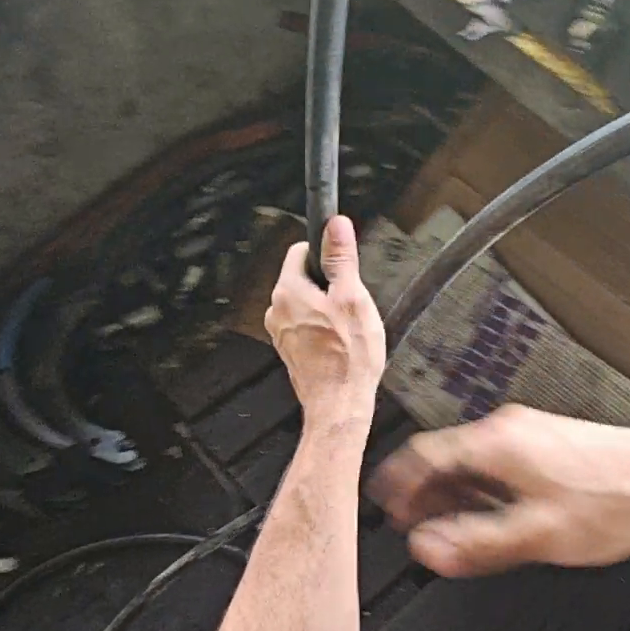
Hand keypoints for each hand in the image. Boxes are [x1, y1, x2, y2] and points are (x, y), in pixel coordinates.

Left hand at [265, 216, 385, 427]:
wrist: (339, 406)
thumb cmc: (348, 357)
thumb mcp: (352, 297)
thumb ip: (341, 258)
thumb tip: (336, 224)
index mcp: (288, 291)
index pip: (301, 250)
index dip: (326, 255)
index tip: (344, 268)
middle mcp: (277, 310)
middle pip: (304, 278)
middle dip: (329, 286)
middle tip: (351, 307)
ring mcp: (281, 333)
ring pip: (307, 304)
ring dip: (327, 310)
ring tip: (347, 331)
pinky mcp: (289, 351)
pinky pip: (306, 327)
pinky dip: (323, 330)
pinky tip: (340, 346)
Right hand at [366, 405, 629, 577]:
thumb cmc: (615, 502)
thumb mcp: (540, 535)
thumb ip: (478, 545)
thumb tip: (427, 549)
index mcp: (498, 442)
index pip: (425, 454)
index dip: (397, 482)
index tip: (381, 503)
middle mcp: (511, 430)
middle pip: (447, 456)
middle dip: (423, 491)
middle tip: (409, 522)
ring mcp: (531, 435)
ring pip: (473, 461)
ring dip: (452, 492)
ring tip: (445, 524)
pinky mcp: (548, 446)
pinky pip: (498, 463)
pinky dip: (481, 488)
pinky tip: (489, 513)